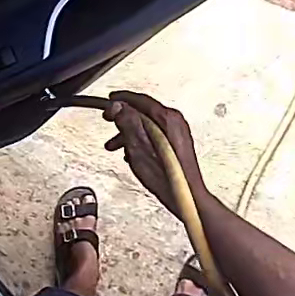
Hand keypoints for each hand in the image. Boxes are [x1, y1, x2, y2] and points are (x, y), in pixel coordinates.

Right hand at [104, 91, 208, 219]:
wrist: (185, 196)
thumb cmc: (166, 177)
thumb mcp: (138, 147)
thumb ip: (127, 123)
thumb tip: (118, 107)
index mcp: (167, 119)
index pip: (141, 100)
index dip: (121, 100)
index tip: (109, 101)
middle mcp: (175, 123)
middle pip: (144, 111)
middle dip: (123, 118)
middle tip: (109, 120)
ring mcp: (178, 133)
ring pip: (147, 124)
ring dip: (129, 131)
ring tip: (115, 144)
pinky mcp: (177, 144)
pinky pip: (154, 133)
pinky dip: (139, 139)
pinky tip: (131, 152)